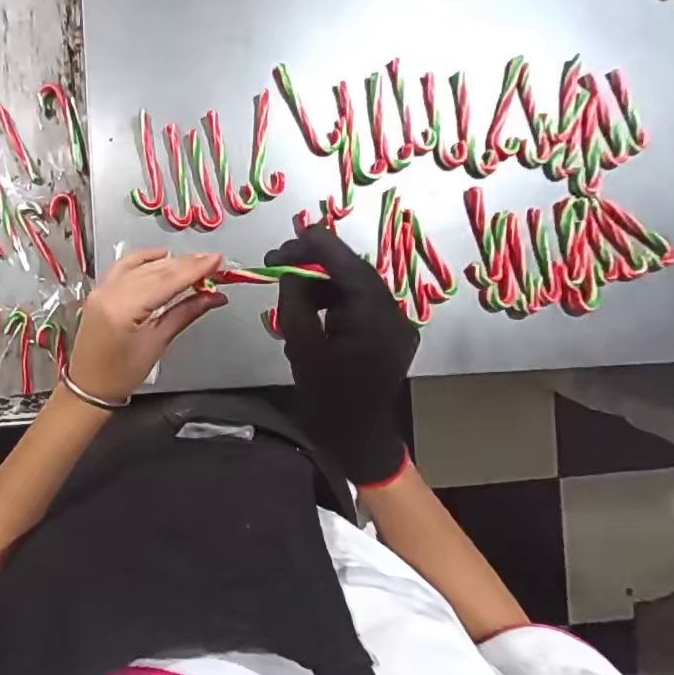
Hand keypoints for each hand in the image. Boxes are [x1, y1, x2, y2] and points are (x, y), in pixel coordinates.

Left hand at [66, 249, 226, 400]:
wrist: (89, 386)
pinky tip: (163, 256)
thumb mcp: (157, 343)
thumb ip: (185, 313)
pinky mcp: (100, 291)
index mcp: (123, 308)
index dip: (194, 268)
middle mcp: (110, 292)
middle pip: (155, 270)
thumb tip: (214, 297)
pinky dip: (145, 259)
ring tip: (196, 261)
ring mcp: (102, 289)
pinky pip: (124, 266)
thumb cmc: (121, 373)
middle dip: (186, 264)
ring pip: (141, 266)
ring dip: (170, 262)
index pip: (166, 280)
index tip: (217, 260)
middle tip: (214, 262)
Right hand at [265, 224, 416, 484]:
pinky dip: (334, 303)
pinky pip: (360, 308)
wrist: (357, 439)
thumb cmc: (327, 400)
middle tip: (278, 261)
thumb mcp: (302, 347)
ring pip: (355, 290)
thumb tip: (291, 272)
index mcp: (375, 316)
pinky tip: (310, 310)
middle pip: (352, 274)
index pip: (346, 265)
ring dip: (323, 284)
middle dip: (316, 263)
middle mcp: (394, 314)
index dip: (317, 245)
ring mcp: (396, 326)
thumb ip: (296, 302)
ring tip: (288, 289)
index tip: (291, 235)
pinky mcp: (389, 337)